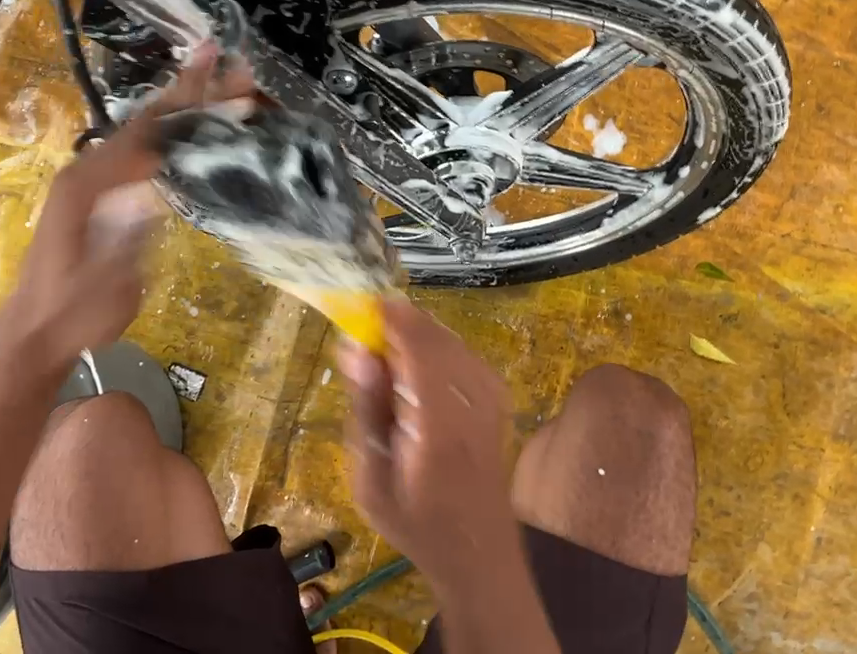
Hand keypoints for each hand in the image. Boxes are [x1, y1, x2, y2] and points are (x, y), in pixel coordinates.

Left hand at [4, 43, 255, 366]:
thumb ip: (126, 239)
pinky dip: (171, 129)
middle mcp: (88, 170)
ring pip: (144, 131)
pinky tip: (191, 123)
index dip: (185, 100)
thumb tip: (151, 197)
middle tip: (224, 58)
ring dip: (183, 105)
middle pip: (147, 120)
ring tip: (218, 80)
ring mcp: (92, 180)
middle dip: (189, 89)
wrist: (35, 332)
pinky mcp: (101, 193)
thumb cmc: (73, 312)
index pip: (147, 131)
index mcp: (88, 184)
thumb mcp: (106, 283)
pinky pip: (140, 149)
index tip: (216, 71)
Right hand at [338, 300, 522, 587]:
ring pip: (455, 343)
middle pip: (439, 340)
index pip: (421, 352)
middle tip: (370, 327)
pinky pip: (468, 355)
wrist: (478, 552)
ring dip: (422, 335)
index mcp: (438, 429)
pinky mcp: (499, 400)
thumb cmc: (415, 523)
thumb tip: (357, 350)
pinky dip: (441, 347)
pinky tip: (421, 365)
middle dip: (404, 323)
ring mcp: (492, 400)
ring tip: (390, 350)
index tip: (365, 306)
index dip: (395, 321)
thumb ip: (367, 411)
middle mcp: (472, 405)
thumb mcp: (372, 480)